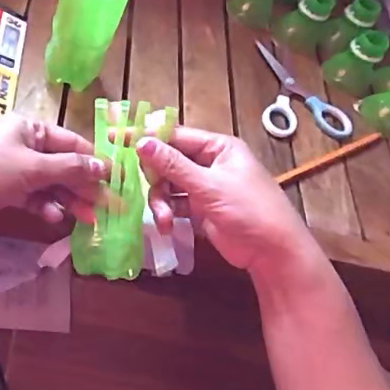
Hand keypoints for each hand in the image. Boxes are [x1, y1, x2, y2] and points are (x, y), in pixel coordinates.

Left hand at [0, 117, 107, 230]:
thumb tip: (104, 166)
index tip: (115, 181)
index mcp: (27, 127)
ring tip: (86, 219)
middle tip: (105, 207)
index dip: (93, 161)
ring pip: (46, 182)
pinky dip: (43, 205)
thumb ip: (71, 168)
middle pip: (60, 164)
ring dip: (66, 199)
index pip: (70, 142)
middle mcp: (19, 143)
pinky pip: (29, 195)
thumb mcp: (33, 166)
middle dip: (82, 186)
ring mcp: (8, 167)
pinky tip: (54, 218)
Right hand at [137, 128, 311, 273]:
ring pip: (166, 184)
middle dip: (153, 177)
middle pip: (166, 160)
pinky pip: (172, 202)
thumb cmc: (249, 210)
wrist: (273, 253)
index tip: (115, 138)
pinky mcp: (199, 207)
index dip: (145, 137)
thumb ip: (172, 164)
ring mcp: (203, 185)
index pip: (174, 135)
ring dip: (159, 200)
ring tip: (162, 218)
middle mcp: (209, 162)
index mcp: (217, 147)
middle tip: (135, 183)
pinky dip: (166, 212)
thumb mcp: (209, 186)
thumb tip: (141, 142)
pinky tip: (166, 225)